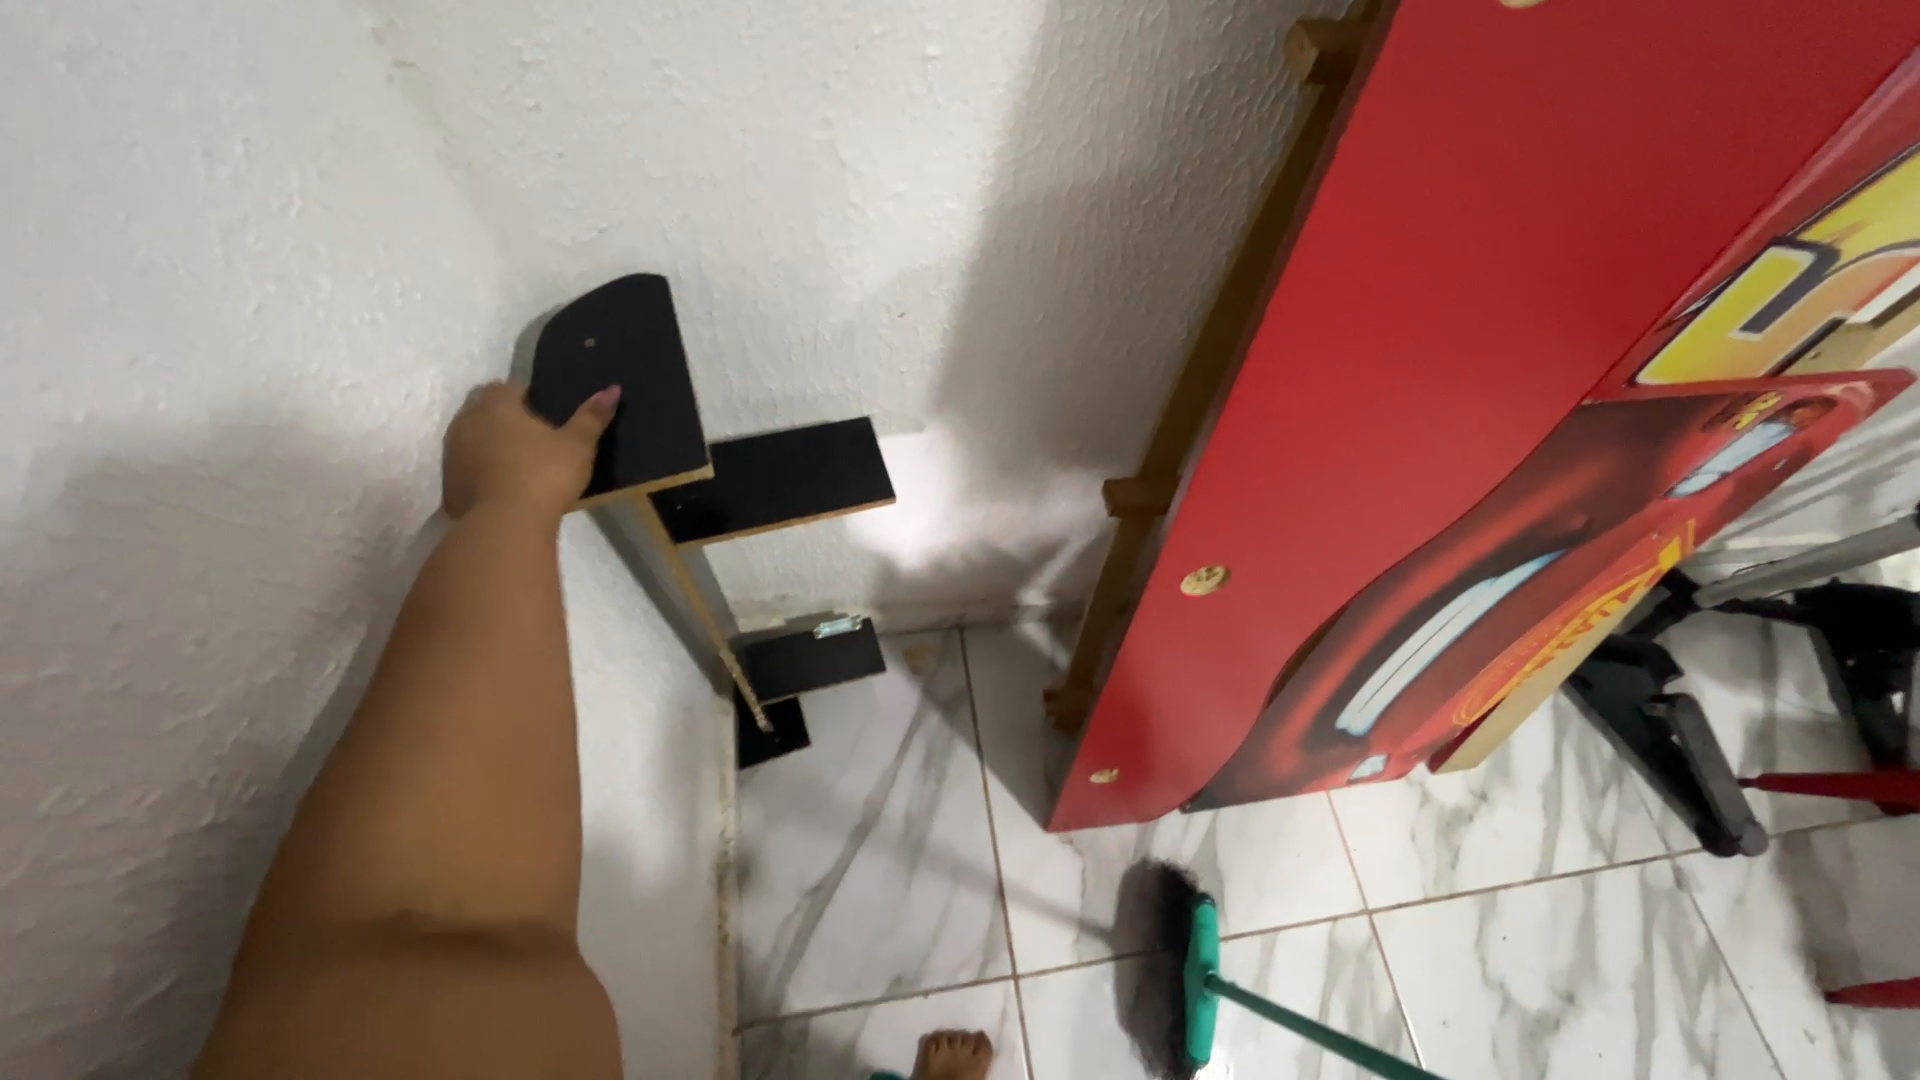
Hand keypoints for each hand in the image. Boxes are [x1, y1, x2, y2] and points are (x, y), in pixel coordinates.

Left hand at [441, 381, 619, 519]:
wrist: (506, 524)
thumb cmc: (545, 475)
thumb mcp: (578, 445)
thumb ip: (592, 416)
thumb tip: (613, 388)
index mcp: (496, 406)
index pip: (505, 387)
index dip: (524, 395)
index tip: (543, 411)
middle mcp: (466, 422)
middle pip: (482, 408)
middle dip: (503, 416)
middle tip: (532, 435)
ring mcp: (452, 453)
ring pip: (471, 437)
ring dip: (489, 442)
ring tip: (519, 461)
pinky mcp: (448, 483)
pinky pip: (466, 466)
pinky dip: (481, 469)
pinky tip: (504, 486)